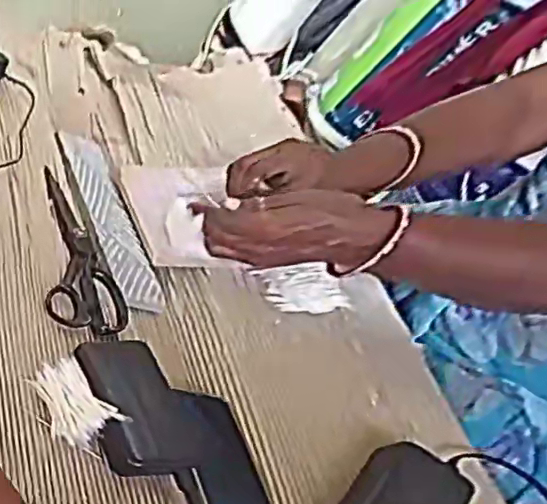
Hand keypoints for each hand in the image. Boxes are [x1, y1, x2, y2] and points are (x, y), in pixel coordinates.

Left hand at [198, 191, 399, 270]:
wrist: (350, 235)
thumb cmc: (331, 212)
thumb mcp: (294, 197)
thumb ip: (259, 204)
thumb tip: (234, 205)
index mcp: (262, 226)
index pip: (220, 221)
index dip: (205, 212)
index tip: (196, 204)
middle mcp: (254, 246)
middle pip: (213, 238)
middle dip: (203, 225)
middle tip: (198, 212)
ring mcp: (255, 258)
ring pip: (218, 250)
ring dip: (208, 237)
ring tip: (207, 223)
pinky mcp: (260, 263)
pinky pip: (230, 256)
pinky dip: (220, 246)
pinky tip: (222, 237)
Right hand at [225, 138, 335, 197]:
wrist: (347, 171)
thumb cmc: (323, 185)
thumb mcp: (293, 195)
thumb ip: (264, 199)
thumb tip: (239, 206)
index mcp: (284, 156)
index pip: (246, 171)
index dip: (237, 191)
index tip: (237, 206)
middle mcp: (280, 148)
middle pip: (239, 166)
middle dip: (233, 186)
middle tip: (236, 203)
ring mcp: (279, 148)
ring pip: (241, 165)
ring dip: (236, 183)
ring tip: (242, 198)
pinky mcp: (277, 153)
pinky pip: (250, 165)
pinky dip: (244, 180)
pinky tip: (251, 191)